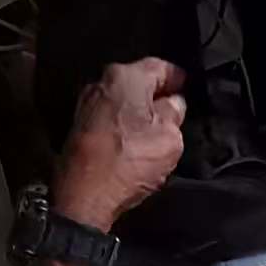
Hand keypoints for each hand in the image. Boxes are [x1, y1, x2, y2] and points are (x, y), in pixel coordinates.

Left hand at [53, 58, 187, 230]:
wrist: (84, 198)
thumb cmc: (129, 163)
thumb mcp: (170, 138)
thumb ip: (174, 113)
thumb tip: (173, 103)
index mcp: (125, 75)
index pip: (161, 67)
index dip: (179, 78)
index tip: (189, 88)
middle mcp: (100, 83)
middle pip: (137, 82)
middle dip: (156, 95)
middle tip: (174, 111)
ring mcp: (85, 107)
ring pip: (121, 102)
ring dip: (137, 113)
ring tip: (155, 131)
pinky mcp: (76, 130)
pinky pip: (108, 121)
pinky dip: (122, 127)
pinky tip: (132, 143)